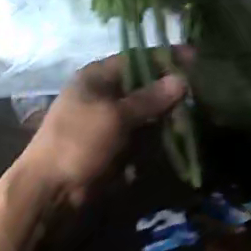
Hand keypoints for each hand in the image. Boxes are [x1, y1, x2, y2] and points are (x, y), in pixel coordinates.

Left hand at [14, 53, 188, 204]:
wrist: (51, 192)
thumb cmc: (78, 143)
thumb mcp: (115, 116)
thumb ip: (149, 98)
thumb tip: (182, 80)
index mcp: (96, 77)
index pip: (136, 58)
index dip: (165, 57)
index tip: (195, 57)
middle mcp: (103, 95)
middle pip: (144, 85)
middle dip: (170, 90)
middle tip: (199, 94)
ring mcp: (109, 122)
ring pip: (148, 112)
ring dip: (168, 117)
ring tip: (191, 121)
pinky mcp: (116, 146)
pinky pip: (144, 136)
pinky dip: (158, 138)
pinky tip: (177, 140)